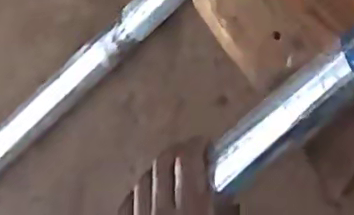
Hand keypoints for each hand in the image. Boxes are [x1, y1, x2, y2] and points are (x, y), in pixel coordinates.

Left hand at [116, 139, 237, 214]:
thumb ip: (225, 206)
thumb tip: (228, 185)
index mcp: (192, 209)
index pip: (187, 158)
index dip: (197, 145)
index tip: (207, 144)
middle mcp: (161, 211)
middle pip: (162, 162)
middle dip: (178, 152)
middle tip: (191, 154)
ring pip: (143, 179)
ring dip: (157, 172)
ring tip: (170, 176)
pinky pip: (126, 204)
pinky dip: (137, 195)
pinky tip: (148, 198)